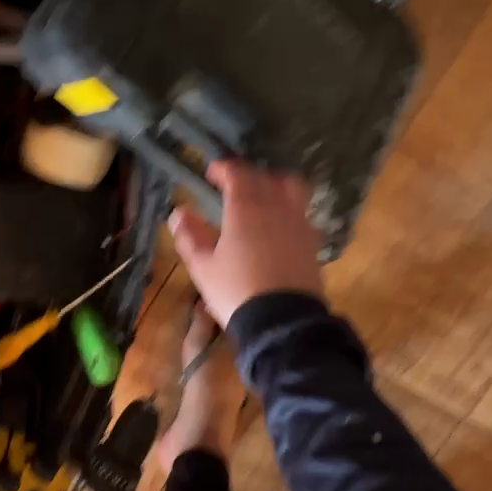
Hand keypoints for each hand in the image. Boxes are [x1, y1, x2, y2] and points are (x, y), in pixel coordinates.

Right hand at [168, 161, 322, 326]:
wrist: (282, 321)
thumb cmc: (236, 291)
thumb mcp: (203, 268)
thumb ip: (190, 236)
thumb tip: (179, 212)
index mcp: (245, 209)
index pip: (237, 173)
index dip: (223, 168)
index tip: (211, 171)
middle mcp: (274, 207)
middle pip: (264, 176)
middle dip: (246, 173)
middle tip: (232, 182)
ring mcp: (297, 222)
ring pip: (290, 187)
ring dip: (273, 182)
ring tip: (262, 193)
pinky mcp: (312, 240)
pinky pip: (302, 210)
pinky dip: (289, 205)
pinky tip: (280, 221)